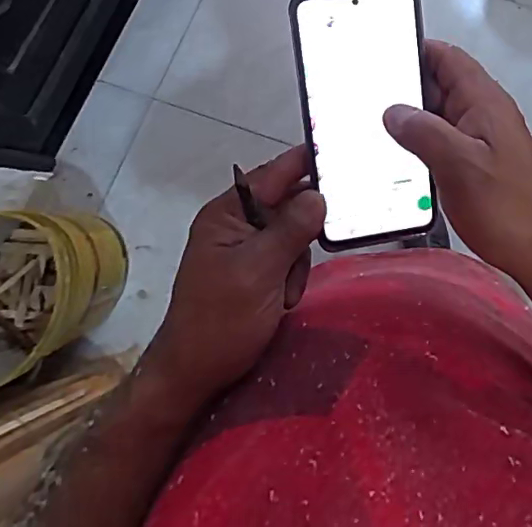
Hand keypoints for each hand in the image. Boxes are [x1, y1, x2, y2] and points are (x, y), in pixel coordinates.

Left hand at [139, 146, 324, 410]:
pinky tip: (283, 301)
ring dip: (296, 262)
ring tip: (285, 293)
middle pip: (286, 203)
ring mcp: (244, 248)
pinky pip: (286, 259)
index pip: (272, 174)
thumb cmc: (220, 321)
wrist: (193, 379)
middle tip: (326, 237)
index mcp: (227, 213)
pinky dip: (291, 278)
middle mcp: (235, 223)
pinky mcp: (254, 271)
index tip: (339, 151)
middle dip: (303, 228)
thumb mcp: (259, 272)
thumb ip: (291, 229)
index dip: (304, 162)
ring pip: (292, 234)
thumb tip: (318, 194)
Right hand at [383, 40, 531, 283]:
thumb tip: (393, 111)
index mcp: (485, 102)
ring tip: (373, 123)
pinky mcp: (477, 160)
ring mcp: (482, 136)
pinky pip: (444, 138)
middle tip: (367, 93)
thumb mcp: (458, 164)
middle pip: (441, 83)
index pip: (449, 58)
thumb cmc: (503, 207)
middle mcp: (485, 112)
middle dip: (406, 85)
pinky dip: (421, 140)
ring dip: (412, 117)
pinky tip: (397, 154)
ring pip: (440, 113)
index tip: (381, 55)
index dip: (416, 50)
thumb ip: (423, 132)